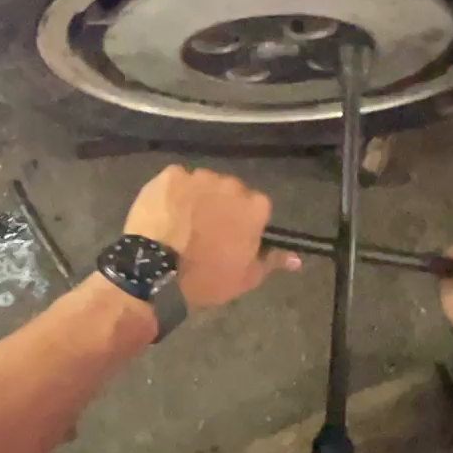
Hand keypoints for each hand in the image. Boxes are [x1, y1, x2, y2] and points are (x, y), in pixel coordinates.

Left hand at [124, 166, 300, 308]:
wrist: (156, 272)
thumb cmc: (206, 278)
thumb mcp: (246, 277)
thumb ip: (272, 261)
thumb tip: (296, 259)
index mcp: (255, 206)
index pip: (256, 207)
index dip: (244, 222)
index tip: (232, 237)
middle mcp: (231, 183)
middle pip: (230, 191)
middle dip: (221, 206)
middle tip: (205, 231)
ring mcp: (199, 176)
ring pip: (202, 184)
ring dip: (197, 198)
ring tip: (181, 223)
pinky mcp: (170, 174)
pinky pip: (176, 181)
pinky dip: (172, 194)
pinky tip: (164, 213)